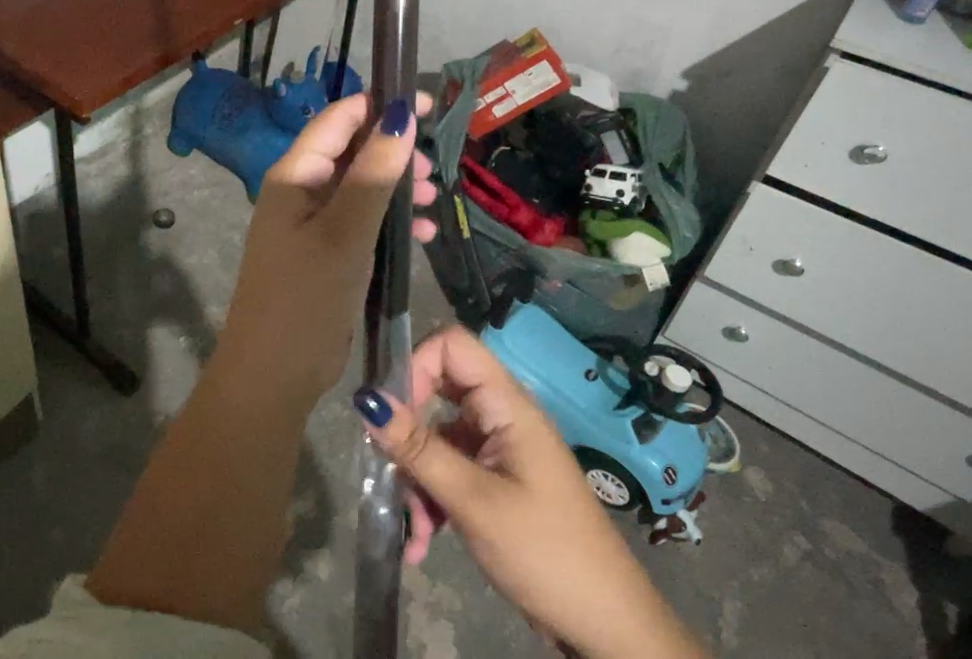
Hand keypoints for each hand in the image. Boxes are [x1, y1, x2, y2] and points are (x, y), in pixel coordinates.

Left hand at [215, 93, 436, 399]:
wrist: (274, 372)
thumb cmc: (305, 295)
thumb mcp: (345, 232)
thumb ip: (373, 174)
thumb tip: (400, 115)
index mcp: (293, 177)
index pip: (336, 121)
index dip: (378, 106)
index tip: (428, 104)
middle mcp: (300, 194)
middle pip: (351, 153)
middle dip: (393, 152)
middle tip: (432, 167)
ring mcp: (312, 227)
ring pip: (361, 190)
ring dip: (397, 188)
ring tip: (434, 199)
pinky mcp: (326, 257)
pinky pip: (362, 224)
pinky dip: (391, 222)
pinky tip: (423, 232)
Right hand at [355, 328, 705, 658]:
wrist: (605, 624)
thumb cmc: (544, 552)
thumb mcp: (473, 500)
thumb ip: (418, 448)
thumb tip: (366, 399)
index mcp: (509, 406)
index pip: (452, 346)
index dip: (415, 367)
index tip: (392, 415)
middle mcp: (503, 418)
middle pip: (437, 394)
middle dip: (407, 434)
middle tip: (388, 470)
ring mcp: (500, 451)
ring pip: (437, 439)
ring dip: (417, 481)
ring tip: (415, 531)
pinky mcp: (497, 482)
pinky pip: (449, 472)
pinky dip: (431, 503)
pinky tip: (422, 545)